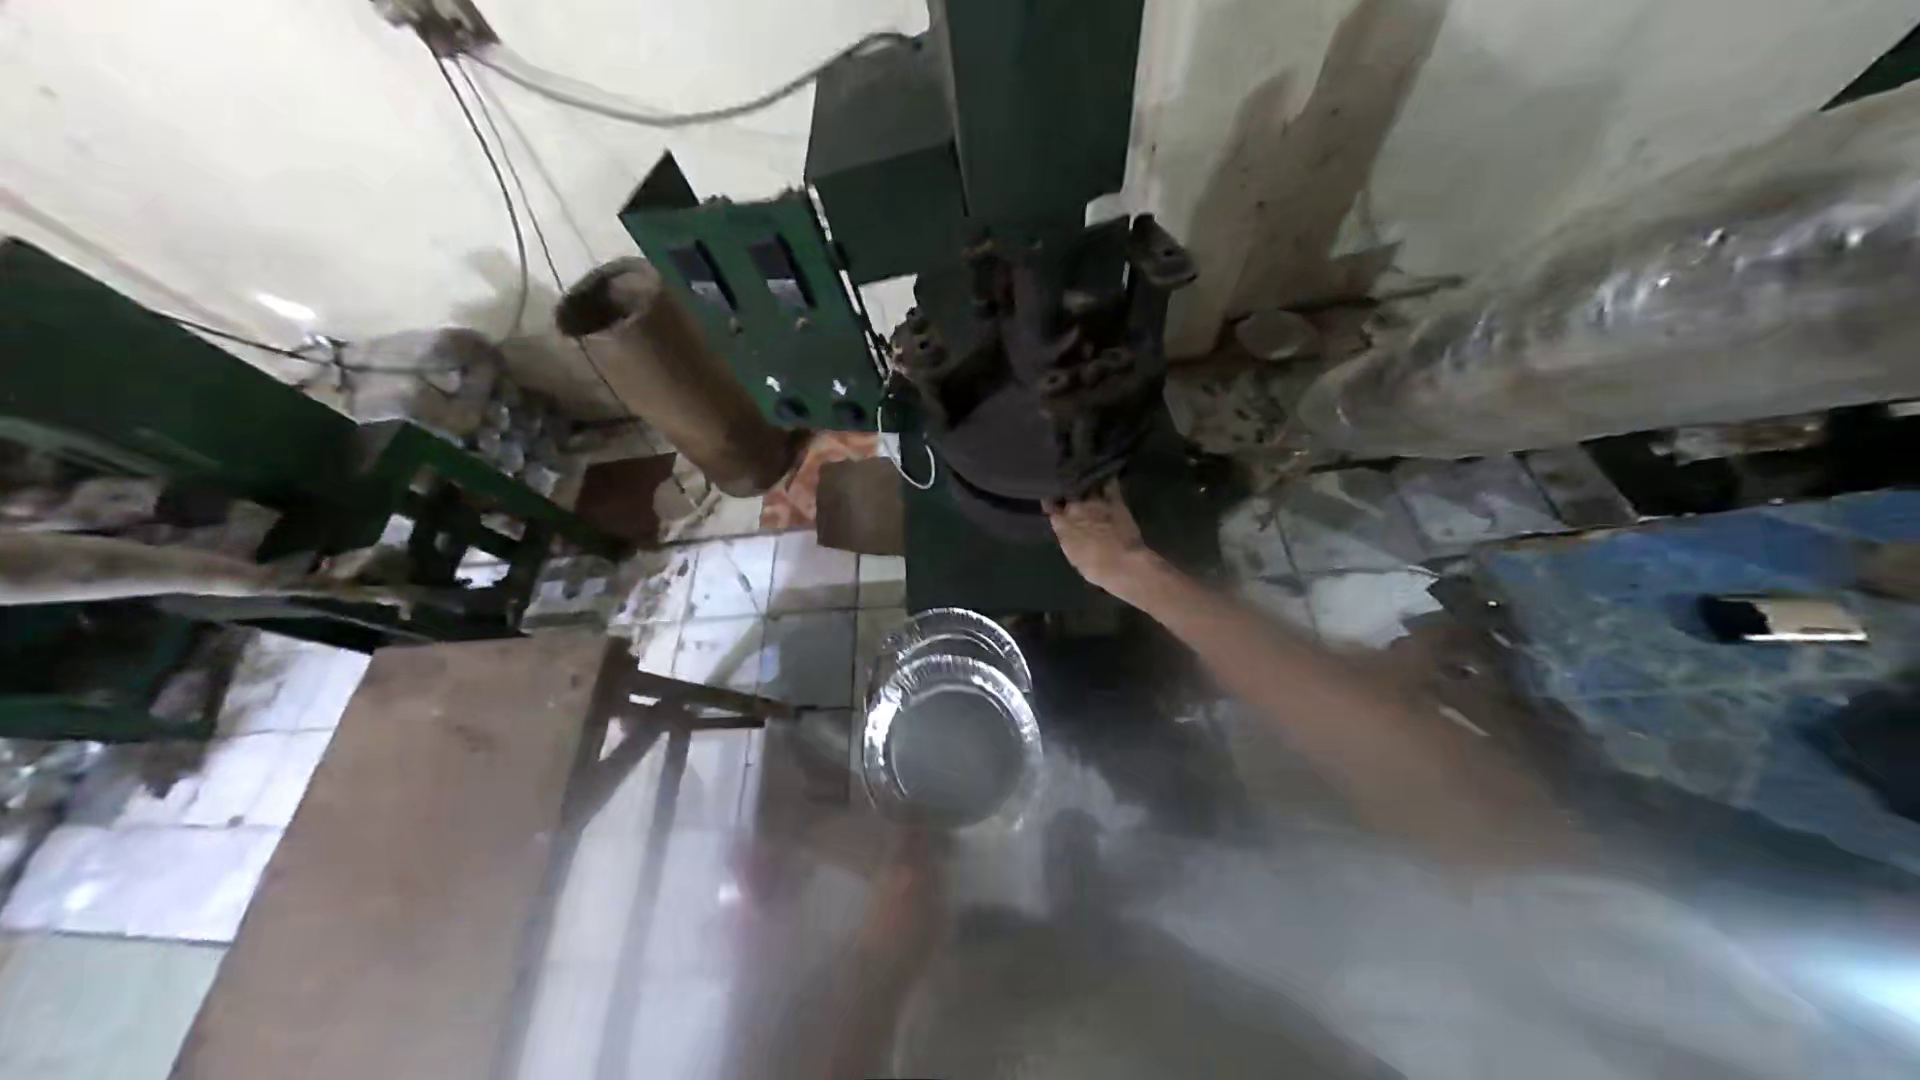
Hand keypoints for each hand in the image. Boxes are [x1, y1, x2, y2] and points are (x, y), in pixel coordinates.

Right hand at [1046, 481, 1162, 600]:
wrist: (1122, 563)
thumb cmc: (1095, 567)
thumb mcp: (1072, 554)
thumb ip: (1066, 536)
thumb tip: (1062, 524)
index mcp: (1061, 523)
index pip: (1050, 506)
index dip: (1051, 504)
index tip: (1051, 502)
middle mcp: (1074, 508)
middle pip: (1067, 494)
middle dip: (1066, 492)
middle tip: (1068, 491)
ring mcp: (1095, 501)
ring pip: (1085, 484)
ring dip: (1083, 481)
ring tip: (1083, 478)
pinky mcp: (1114, 500)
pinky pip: (1109, 484)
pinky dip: (1107, 479)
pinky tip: (1106, 475)